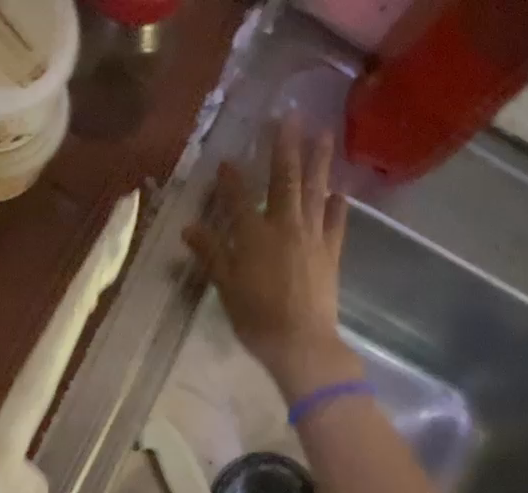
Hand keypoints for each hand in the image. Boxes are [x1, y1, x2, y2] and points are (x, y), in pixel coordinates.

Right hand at [184, 120, 359, 397]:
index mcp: (254, 235)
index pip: (239, 199)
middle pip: (285, 179)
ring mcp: (313, 236)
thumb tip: (189, 227)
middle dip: (284, 146)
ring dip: (319, 160)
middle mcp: (285, 225)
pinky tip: (339, 191)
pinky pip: (336, 221)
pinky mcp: (331, 252)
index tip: (226, 160)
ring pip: (315, 190)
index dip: (231, 179)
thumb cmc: (256, 318)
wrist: (301, 342)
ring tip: (323, 133)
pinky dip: (337, 204)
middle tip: (289, 115)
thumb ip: (211, 254)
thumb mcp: (226, 287)